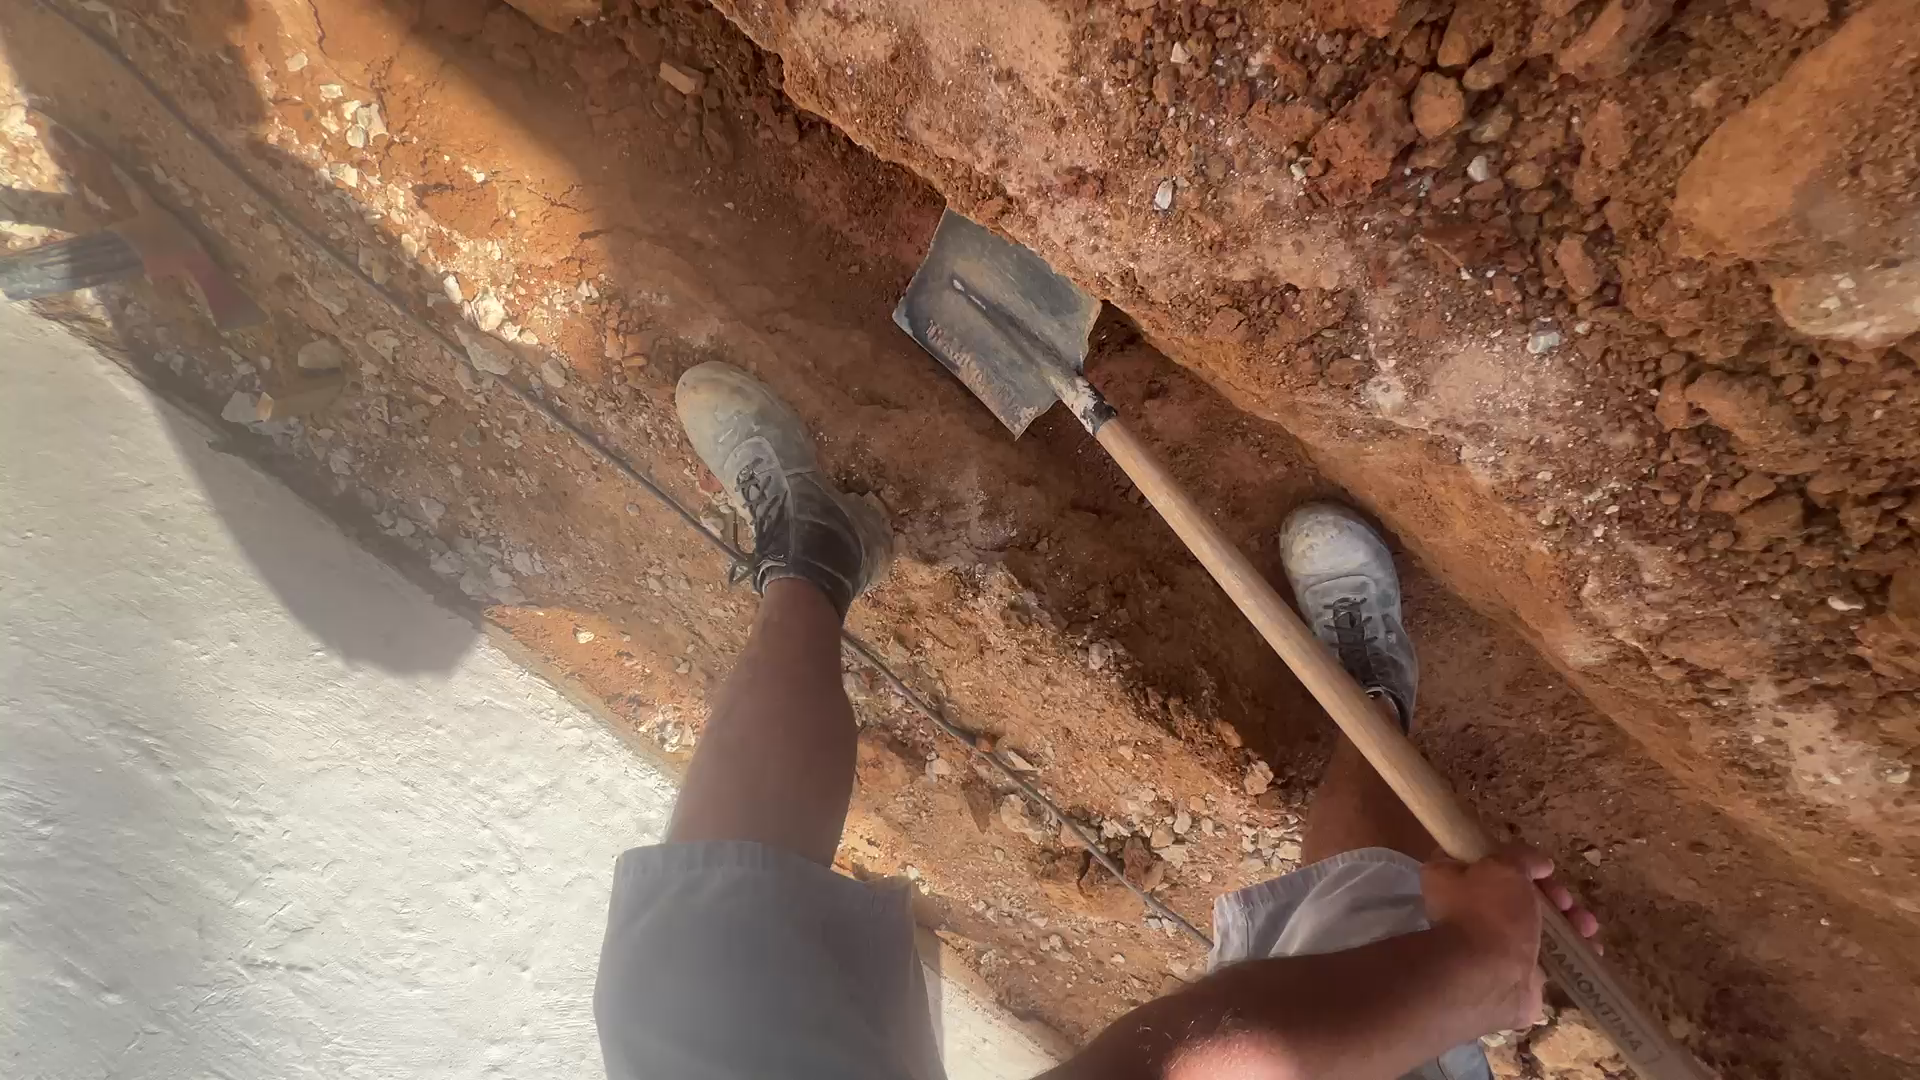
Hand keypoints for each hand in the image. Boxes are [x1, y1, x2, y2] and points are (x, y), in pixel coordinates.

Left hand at [1420, 843, 1601, 1031]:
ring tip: (1586, 926)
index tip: (1538, 867)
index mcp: (1446, 874)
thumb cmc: (1489, 913)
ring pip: (1535, 918)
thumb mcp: (1503, 868)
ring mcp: (1490, 936)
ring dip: (1567, 919)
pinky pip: (1548, 949)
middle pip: (1513, 888)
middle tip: (1564, 900)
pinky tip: (1591, 947)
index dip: (1510, 858)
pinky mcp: (1516, 964)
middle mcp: (1463, 903)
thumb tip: (1538, 862)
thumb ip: (1521, 857)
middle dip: (1549, 892)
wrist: (1490, 978)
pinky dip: (1571, 947)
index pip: (1477, 855)